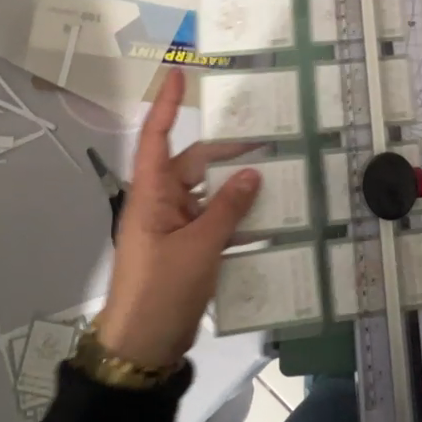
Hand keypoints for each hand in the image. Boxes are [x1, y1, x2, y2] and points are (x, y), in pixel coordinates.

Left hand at [96, 69, 262, 368]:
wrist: (143, 348)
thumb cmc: (162, 289)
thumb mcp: (199, 247)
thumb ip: (227, 208)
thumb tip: (252, 174)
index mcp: (151, 194)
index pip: (156, 137)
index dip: (166, 104)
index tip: (179, 73)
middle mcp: (161, 204)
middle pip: (195, 165)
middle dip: (229, 154)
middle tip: (270, 142)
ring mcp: (174, 229)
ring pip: (209, 195)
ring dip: (237, 191)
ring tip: (278, 180)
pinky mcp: (186, 251)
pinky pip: (214, 223)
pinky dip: (237, 220)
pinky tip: (269, 222)